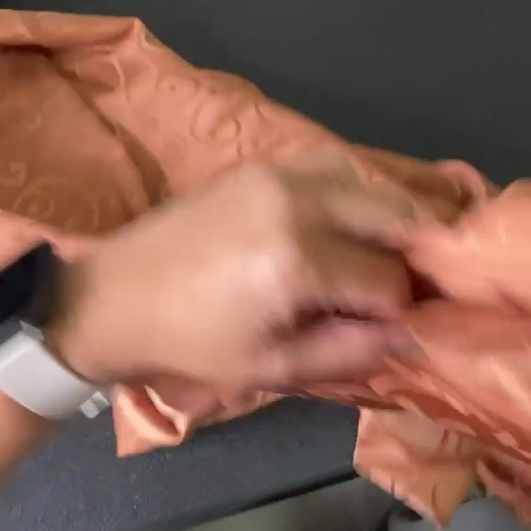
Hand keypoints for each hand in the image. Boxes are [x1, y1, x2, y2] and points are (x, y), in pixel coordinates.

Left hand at [42, 152, 418, 388]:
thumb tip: (414, 336)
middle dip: (410, 253)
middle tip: (402, 285)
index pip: (387, 279)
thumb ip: (350, 350)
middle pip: (393, 214)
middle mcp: (298, 203)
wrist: (116, 294)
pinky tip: (348, 221)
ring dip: (387, 217)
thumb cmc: (192, 342)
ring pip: (369, 182)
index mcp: (298, 261)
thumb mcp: (273, 366)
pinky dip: (355, 191)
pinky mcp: (263, 164)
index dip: (400, 308)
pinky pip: (333, 165)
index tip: (393, 325)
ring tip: (381, 253)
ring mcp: (280, 174)